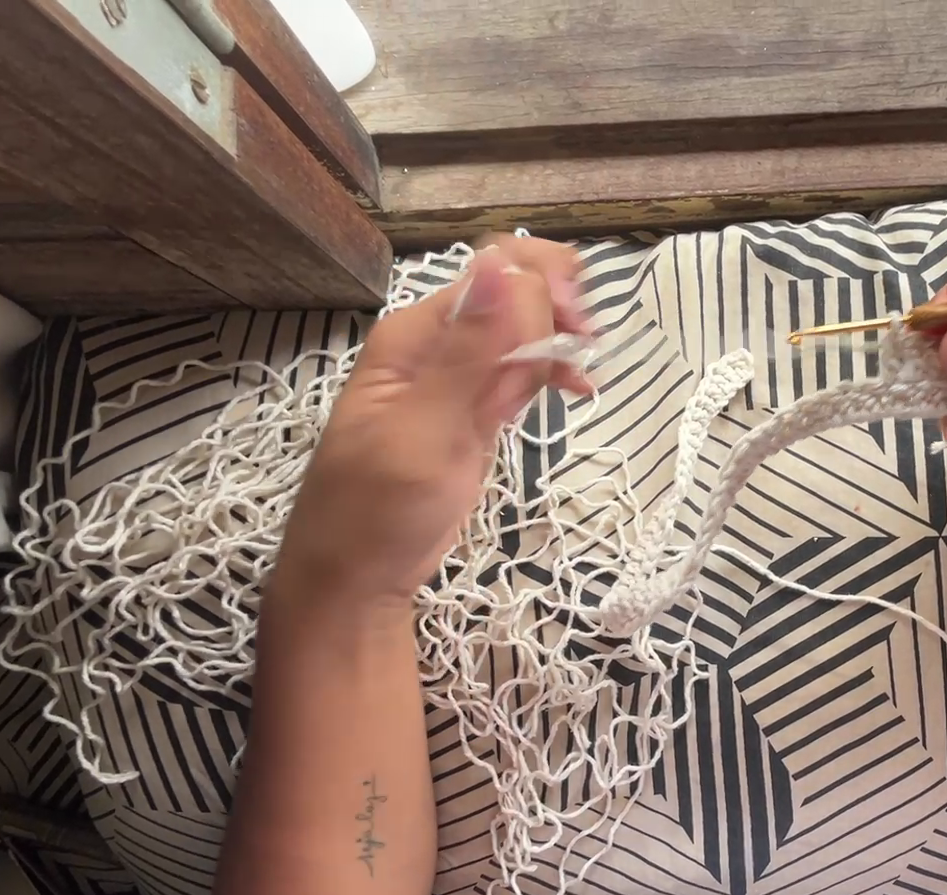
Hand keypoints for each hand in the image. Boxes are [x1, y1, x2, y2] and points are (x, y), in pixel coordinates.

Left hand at [272, 236, 592, 609]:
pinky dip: (549, 375)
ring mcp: (457, 383)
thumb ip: (467, 353)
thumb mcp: (423, 431)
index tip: (579, 327)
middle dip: (556, 309)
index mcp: (416, 335)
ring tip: (582, 379)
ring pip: (520, 336)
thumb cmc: (377, 510)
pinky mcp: (474, 416)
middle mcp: (437, 347)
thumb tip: (502, 264)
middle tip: (587, 351)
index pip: (491, 274)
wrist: (359, 577)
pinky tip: (577, 390)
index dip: (542, 283)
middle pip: (510, 295)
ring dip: (558, 342)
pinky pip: (517, 376)